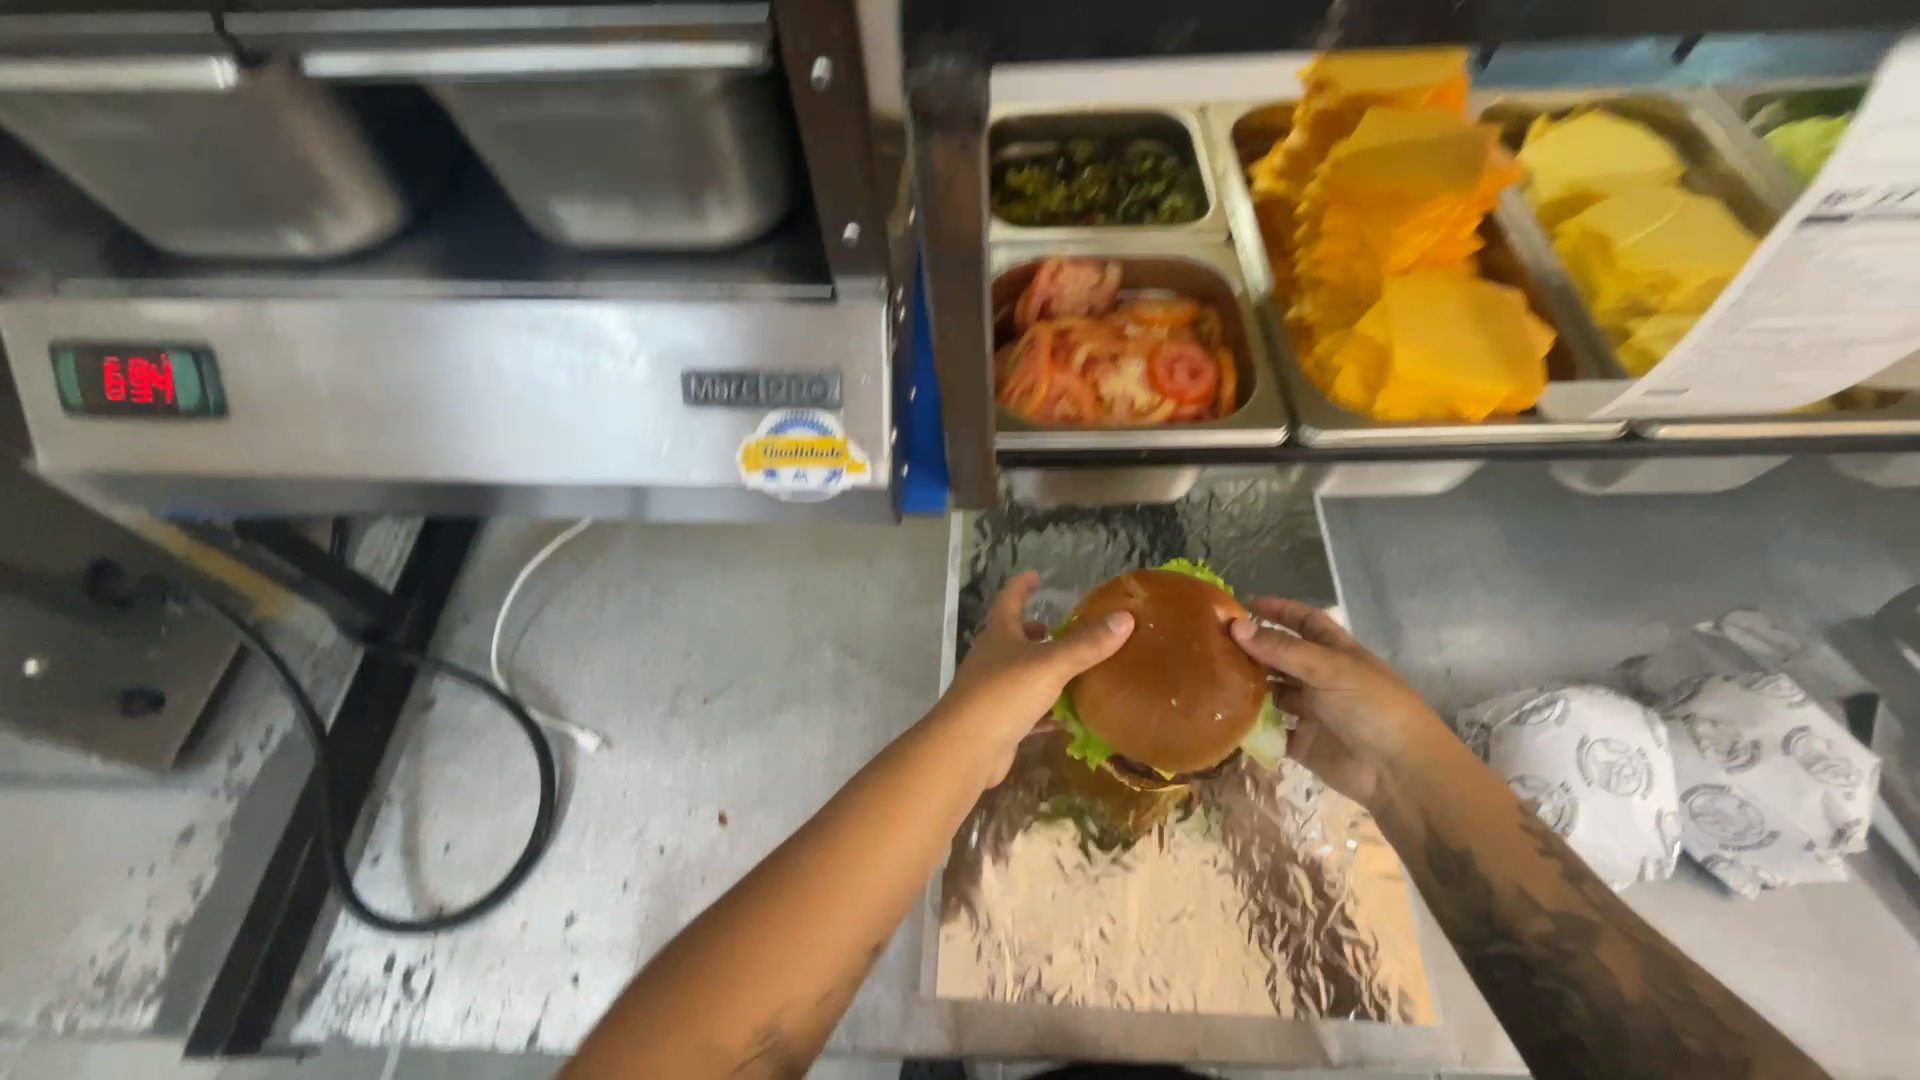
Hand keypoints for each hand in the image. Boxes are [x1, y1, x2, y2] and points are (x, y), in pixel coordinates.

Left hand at [939, 571, 1133, 787]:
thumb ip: (1087, 644)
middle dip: (1030, 631)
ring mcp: (992, 693)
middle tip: (1053, 628)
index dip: (1021, 586)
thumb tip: (1125, 617)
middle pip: (1010, 638)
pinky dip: (1045, 711)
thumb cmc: (1004, 693)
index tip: (1035, 576)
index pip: (1009, 600)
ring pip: (1019, 674)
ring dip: (1040, 670)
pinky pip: (1026, 712)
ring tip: (1068, 669)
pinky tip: (1065, 717)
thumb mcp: (1051, 664)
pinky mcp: (998, 724)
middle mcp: (991, 660)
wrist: (967, 748)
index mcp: (999, 635)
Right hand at [1229, 598, 1448, 806]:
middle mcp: (1322, 679)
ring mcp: (1312, 712)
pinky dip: (1252, 726)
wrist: (1400, 772)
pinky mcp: (1303, 743)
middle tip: (1213, 645)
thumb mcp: (1328, 669)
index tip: (1244, 605)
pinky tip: (1224, 716)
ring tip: (1212, 678)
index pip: (1306, 622)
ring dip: (1249, 686)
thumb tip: (1235, 625)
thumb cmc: (1372, 707)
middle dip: (1253, 650)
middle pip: (1282, 658)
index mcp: (1337, 654)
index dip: (1280, 610)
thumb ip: (1281, 649)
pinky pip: (1271, 731)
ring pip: (1273, 693)